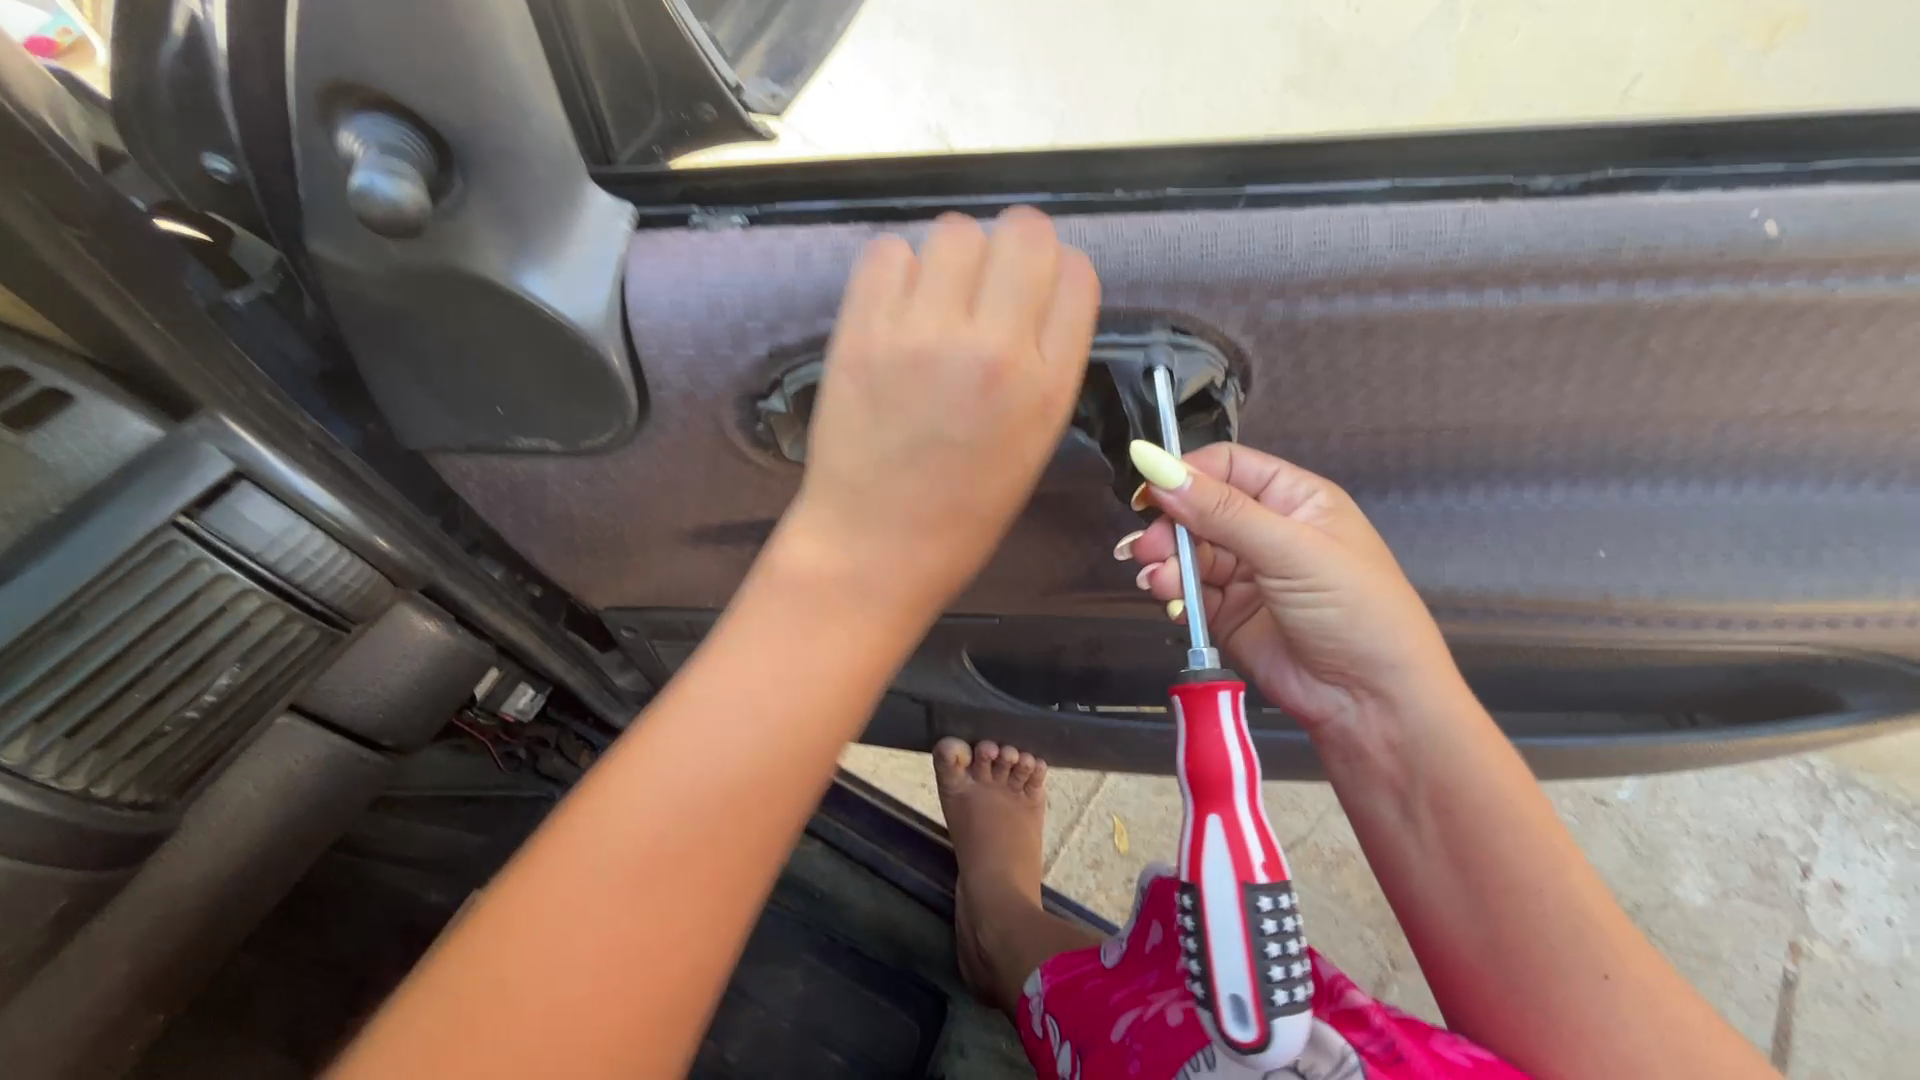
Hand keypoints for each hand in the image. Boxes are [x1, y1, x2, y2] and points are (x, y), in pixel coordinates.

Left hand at [784, 207, 1100, 616]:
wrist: (877, 545)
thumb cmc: (963, 509)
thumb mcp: (1035, 441)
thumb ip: (1045, 362)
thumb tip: (1029, 294)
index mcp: (1049, 384)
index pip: (1076, 272)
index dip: (1055, 274)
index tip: (1032, 294)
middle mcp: (996, 347)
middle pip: (1024, 230)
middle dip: (1010, 247)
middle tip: (984, 285)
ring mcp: (925, 334)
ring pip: (955, 230)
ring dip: (951, 257)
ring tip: (935, 300)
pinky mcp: (863, 330)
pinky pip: (889, 251)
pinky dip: (896, 270)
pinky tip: (895, 310)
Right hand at [1122, 441, 1468, 737]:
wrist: (1371, 702)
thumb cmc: (1355, 612)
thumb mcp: (1290, 550)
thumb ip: (1221, 511)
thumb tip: (1159, 468)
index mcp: (1295, 499)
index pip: (1227, 467)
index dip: (1185, 474)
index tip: (1149, 492)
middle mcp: (1268, 530)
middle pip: (1198, 510)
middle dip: (1169, 526)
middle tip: (1145, 547)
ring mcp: (1247, 573)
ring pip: (1188, 552)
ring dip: (1166, 561)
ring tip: (1158, 579)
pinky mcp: (1228, 613)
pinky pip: (1188, 591)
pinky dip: (1172, 591)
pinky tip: (1167, 597)